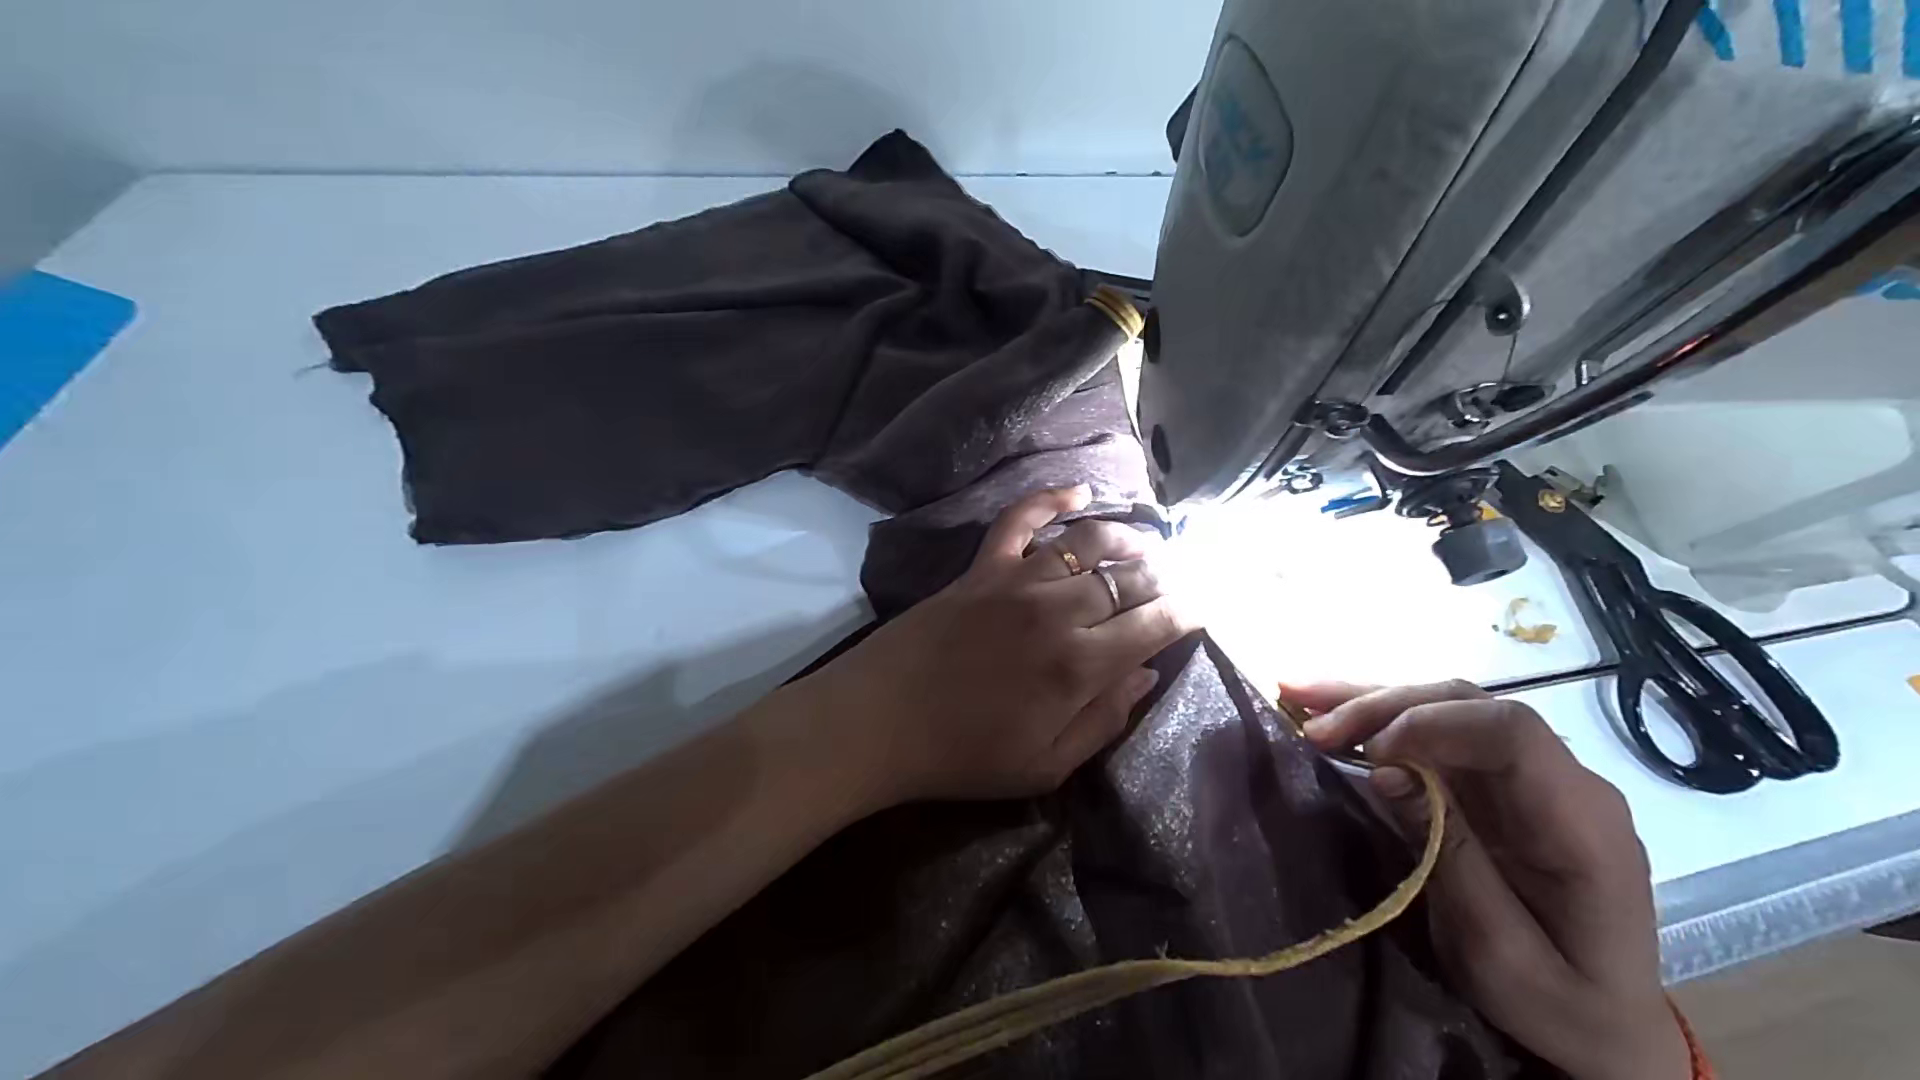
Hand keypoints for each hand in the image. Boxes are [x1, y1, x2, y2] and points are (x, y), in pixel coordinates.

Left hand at [803, 485, 1196, 807]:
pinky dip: (1050, 498)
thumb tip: (1147, 674)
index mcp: (1079, 666)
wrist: (879, 721)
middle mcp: (1057, 611)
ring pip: (1088, 542)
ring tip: (1145, 544)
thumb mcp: (1045, 765)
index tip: (1201, 609)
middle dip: (1164, 576)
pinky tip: (1078, 491)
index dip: (1188, 612)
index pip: (1155, 624)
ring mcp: (1016, 581)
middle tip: (1177, 580)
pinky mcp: (980, 567)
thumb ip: (1104, 720)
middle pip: (1129, 579)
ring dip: (1126, 538)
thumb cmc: (963, 755)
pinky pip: (1020, 519)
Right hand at [1288, 680, 1690, 1079]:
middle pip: (1466, 705)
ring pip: (1443, 705)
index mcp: (1581, 822)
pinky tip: (1328, 705)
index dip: (1431, 726)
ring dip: (1369, 701)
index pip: (1510, 731)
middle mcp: (1564, 779)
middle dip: (1382, 708)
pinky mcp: (1495, 779)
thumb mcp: (1498, 949)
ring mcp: (1529, 774)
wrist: (1601, 1024)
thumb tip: (1388, 771)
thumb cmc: (1554, 1001)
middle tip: (1312, 729)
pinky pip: (1434, 728)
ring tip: (1298, 695)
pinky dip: (1377, 716)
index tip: (1369, 756)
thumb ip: (1451, 854)